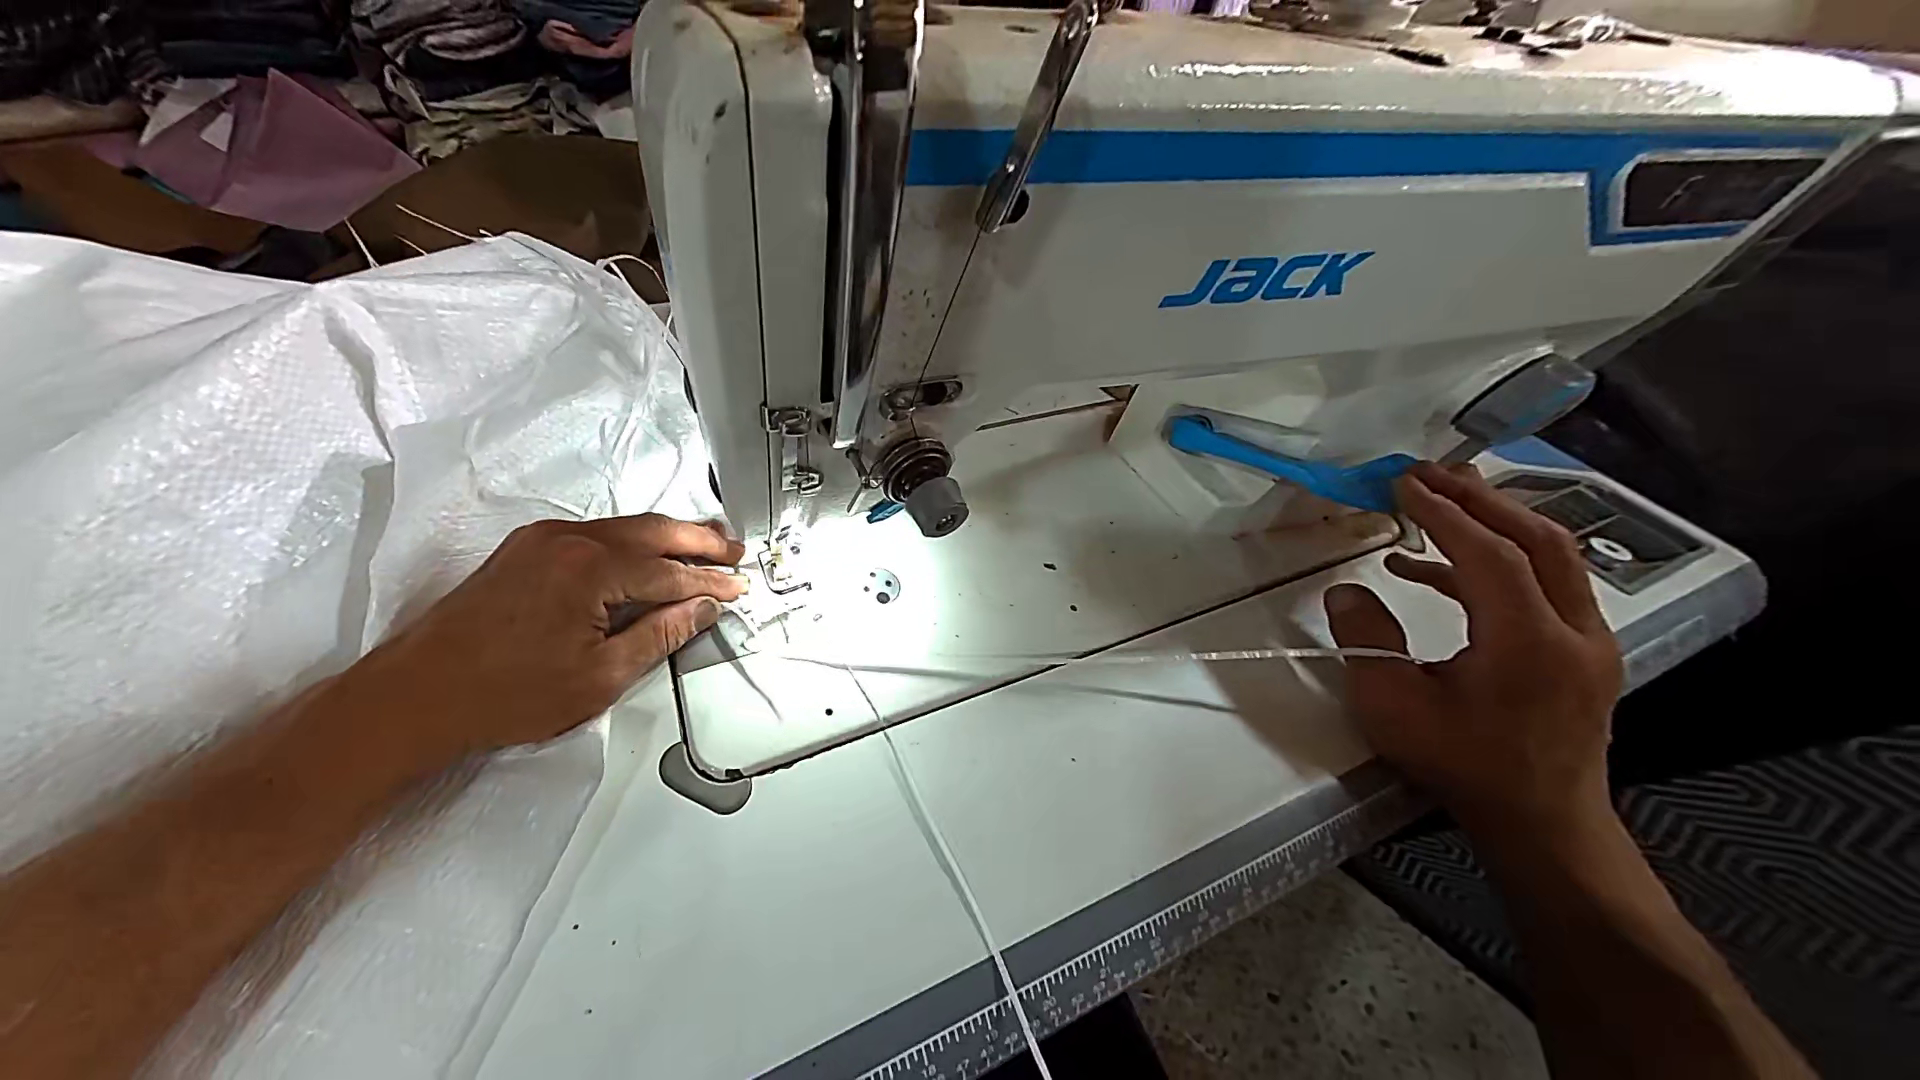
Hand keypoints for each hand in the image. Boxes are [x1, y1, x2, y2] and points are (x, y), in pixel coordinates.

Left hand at [352, 515, 746, 760]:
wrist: (412, 698)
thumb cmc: (503, 695)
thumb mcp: (601, 677)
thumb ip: (661, 635)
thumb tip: (702, 610)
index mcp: (588, 569)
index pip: (671, 572)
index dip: (710, 582)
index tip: (737, 588)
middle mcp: (566, 540)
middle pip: (654, 531)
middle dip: (701, 540)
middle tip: (734, 550)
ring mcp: (542, 539)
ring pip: (627, 526)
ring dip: (670, 535)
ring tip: (706, 543)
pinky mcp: (526, 548)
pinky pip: (598, 532)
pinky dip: (634, 540)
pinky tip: (651, 551)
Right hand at [1324, 463, 1622, 835]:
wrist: (1541, 822)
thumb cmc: (1462, 764)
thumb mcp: (1393, 705)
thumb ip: (1367, 639)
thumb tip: (1346, 591)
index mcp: (1529, 642)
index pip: (1490, 554)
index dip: (1445, 512)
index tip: (1404, 482)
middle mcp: (1574, 630)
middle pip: (1538, 540)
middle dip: (1481, 498)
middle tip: (1430, 473)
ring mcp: (1588, 641)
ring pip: (1552, 557)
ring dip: (1494, 523)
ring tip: (1437, 505)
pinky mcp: (1583, 652)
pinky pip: (1543, 586)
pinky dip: (1494, 565)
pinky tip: (1432, 570)